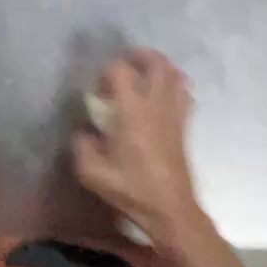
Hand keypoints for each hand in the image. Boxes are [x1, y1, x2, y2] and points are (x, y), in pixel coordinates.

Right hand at [72, 48, 206, 240]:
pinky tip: (162, 95)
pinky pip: (185, 93)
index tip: (98, 90)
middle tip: (123, 65)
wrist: (171, 211)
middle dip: (138, 56)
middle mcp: (156, 104)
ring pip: (175, 73)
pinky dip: (175, 84)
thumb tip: (83, 132)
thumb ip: (81, 145)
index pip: (120, 70)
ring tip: (143, 73)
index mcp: (132, 110)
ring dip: (159, 66)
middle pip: (156, 62)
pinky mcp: (185, 124)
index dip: (106, 72)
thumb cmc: (132, 189)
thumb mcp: (92, 172)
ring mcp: (175, 112)